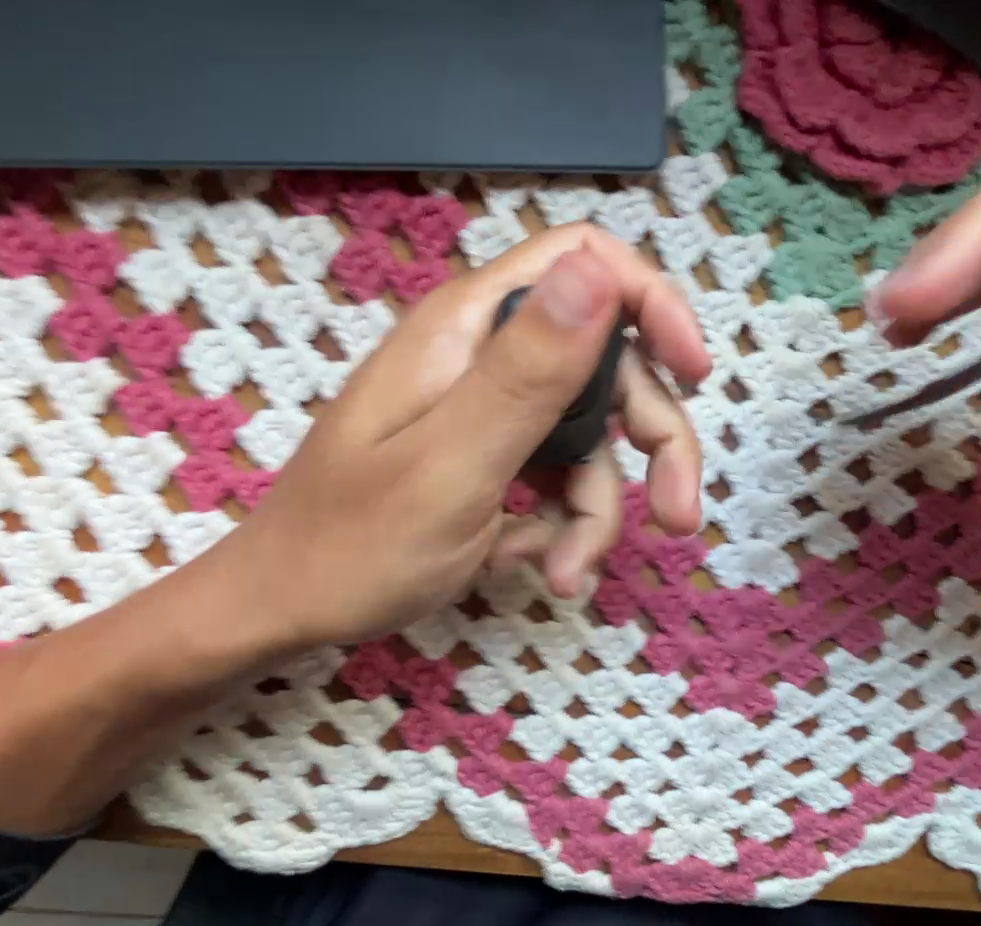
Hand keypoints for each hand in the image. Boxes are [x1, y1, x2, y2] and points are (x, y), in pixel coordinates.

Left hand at [218, 224, 710, 648]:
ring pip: (594, 440)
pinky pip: (562, 481)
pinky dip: (564, 528)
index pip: (585, 262)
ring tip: (564, 574)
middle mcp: (487, 357)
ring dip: (598, 513)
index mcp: (471, 330)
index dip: (652, 305)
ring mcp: (492, 412)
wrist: (287, 609)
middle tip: (675, 517)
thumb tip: (599, 269)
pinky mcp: (494, 459)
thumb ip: (527, 372)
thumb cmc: (355, 543)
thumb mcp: (453, 464)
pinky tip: (536, 568)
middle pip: (610, 366)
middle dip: (652, 442)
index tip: (694, 374)